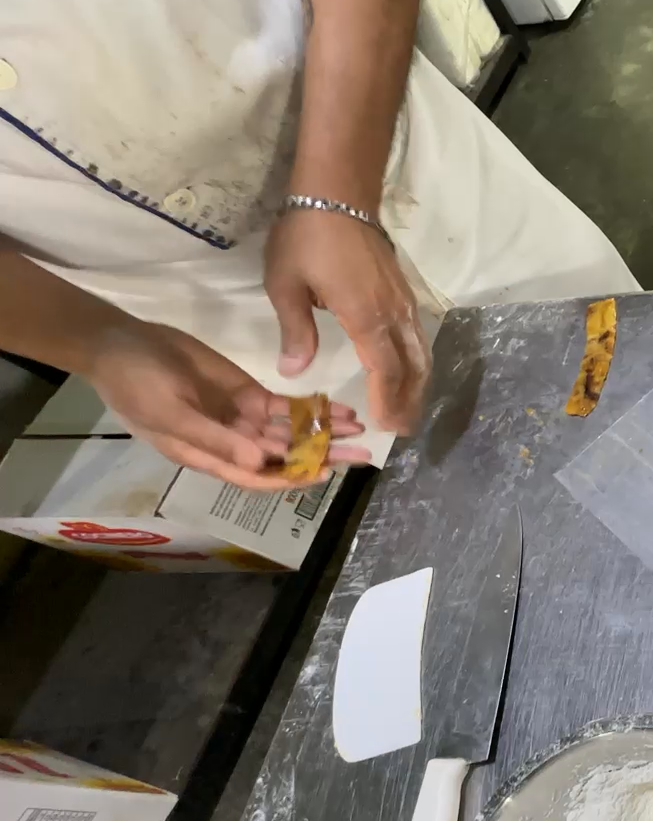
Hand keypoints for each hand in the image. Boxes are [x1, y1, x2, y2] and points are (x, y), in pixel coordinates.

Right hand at [86, 320, 370, 490]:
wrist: (121, 341)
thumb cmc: (135, 383)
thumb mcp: (168, 414)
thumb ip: (214, 438)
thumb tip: (258, 462)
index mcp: (209, 455)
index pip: (257, 477)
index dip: (291, 478)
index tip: (325, 473)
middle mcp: (234, 442)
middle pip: (286, 456)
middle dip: (324, 456)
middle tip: (363, 454)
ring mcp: (246, 419)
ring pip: (294, 433)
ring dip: (327, 433)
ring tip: (360, 429)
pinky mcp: (254, 396)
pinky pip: (291, 408)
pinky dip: (316, 411)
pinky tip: (343, 411)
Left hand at [265, 207, 427, 433]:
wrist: (339, 202)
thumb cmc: (306, 240)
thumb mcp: (285, 284)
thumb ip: (296, 331)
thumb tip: (294, 372)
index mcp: (365, 317)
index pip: (385, 368)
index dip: (388, 399)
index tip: (386, 425)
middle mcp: (394, 317)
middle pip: (412, 369)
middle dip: (409, 401)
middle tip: (404, 429)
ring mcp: (405, 308)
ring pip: (422, 356)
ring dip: (418, 387)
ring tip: (411, 409)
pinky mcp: (407, 300)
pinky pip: (420, 341)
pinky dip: (419, 366)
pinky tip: (411, 376)